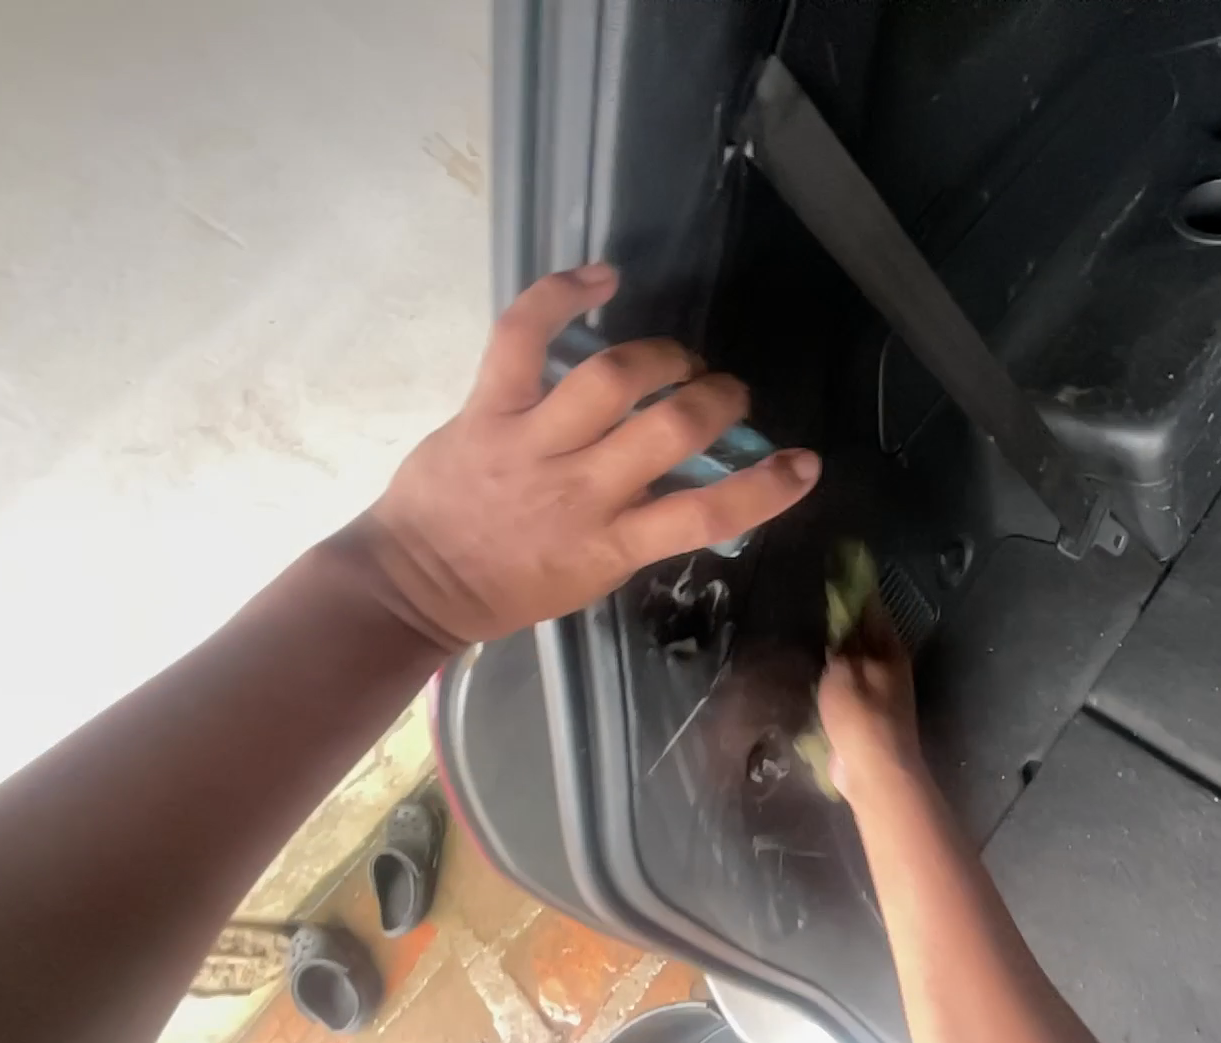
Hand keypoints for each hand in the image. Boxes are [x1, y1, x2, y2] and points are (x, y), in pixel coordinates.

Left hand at [340, 264, 820, 648]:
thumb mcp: (600, 576)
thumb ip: (650, 529)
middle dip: (716, 399)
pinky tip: (603, 276)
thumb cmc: (517, 588)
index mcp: (613, 544)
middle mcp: (579, 489)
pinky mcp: (485, 406)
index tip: (806, 463)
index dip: (766, 488)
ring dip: (664, 357)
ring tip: (679, 359)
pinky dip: (562, 294)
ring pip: (611, 377)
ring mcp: (529, 442)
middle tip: (725, 393)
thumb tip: (700, 482)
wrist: (414, 584)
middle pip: (669, 428)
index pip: (705, 516)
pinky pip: (522, 336)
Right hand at [817, 605, 922, 804]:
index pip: (872, 611)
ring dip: (843, 653)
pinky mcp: (872, 718)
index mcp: (890, 650)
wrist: (876, 771)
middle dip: (848, 623)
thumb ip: (841, 648)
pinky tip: (822, 678)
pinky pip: (852, 688)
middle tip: (823, 607)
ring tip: (819, 638)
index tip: (840, 577)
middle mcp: (892, 668)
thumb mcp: (843, 672)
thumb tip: (843, 628)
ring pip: (860, 663)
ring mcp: (885, 695)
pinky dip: (839, 680)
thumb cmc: (860, 715)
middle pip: (867, 637)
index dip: (856, 593)